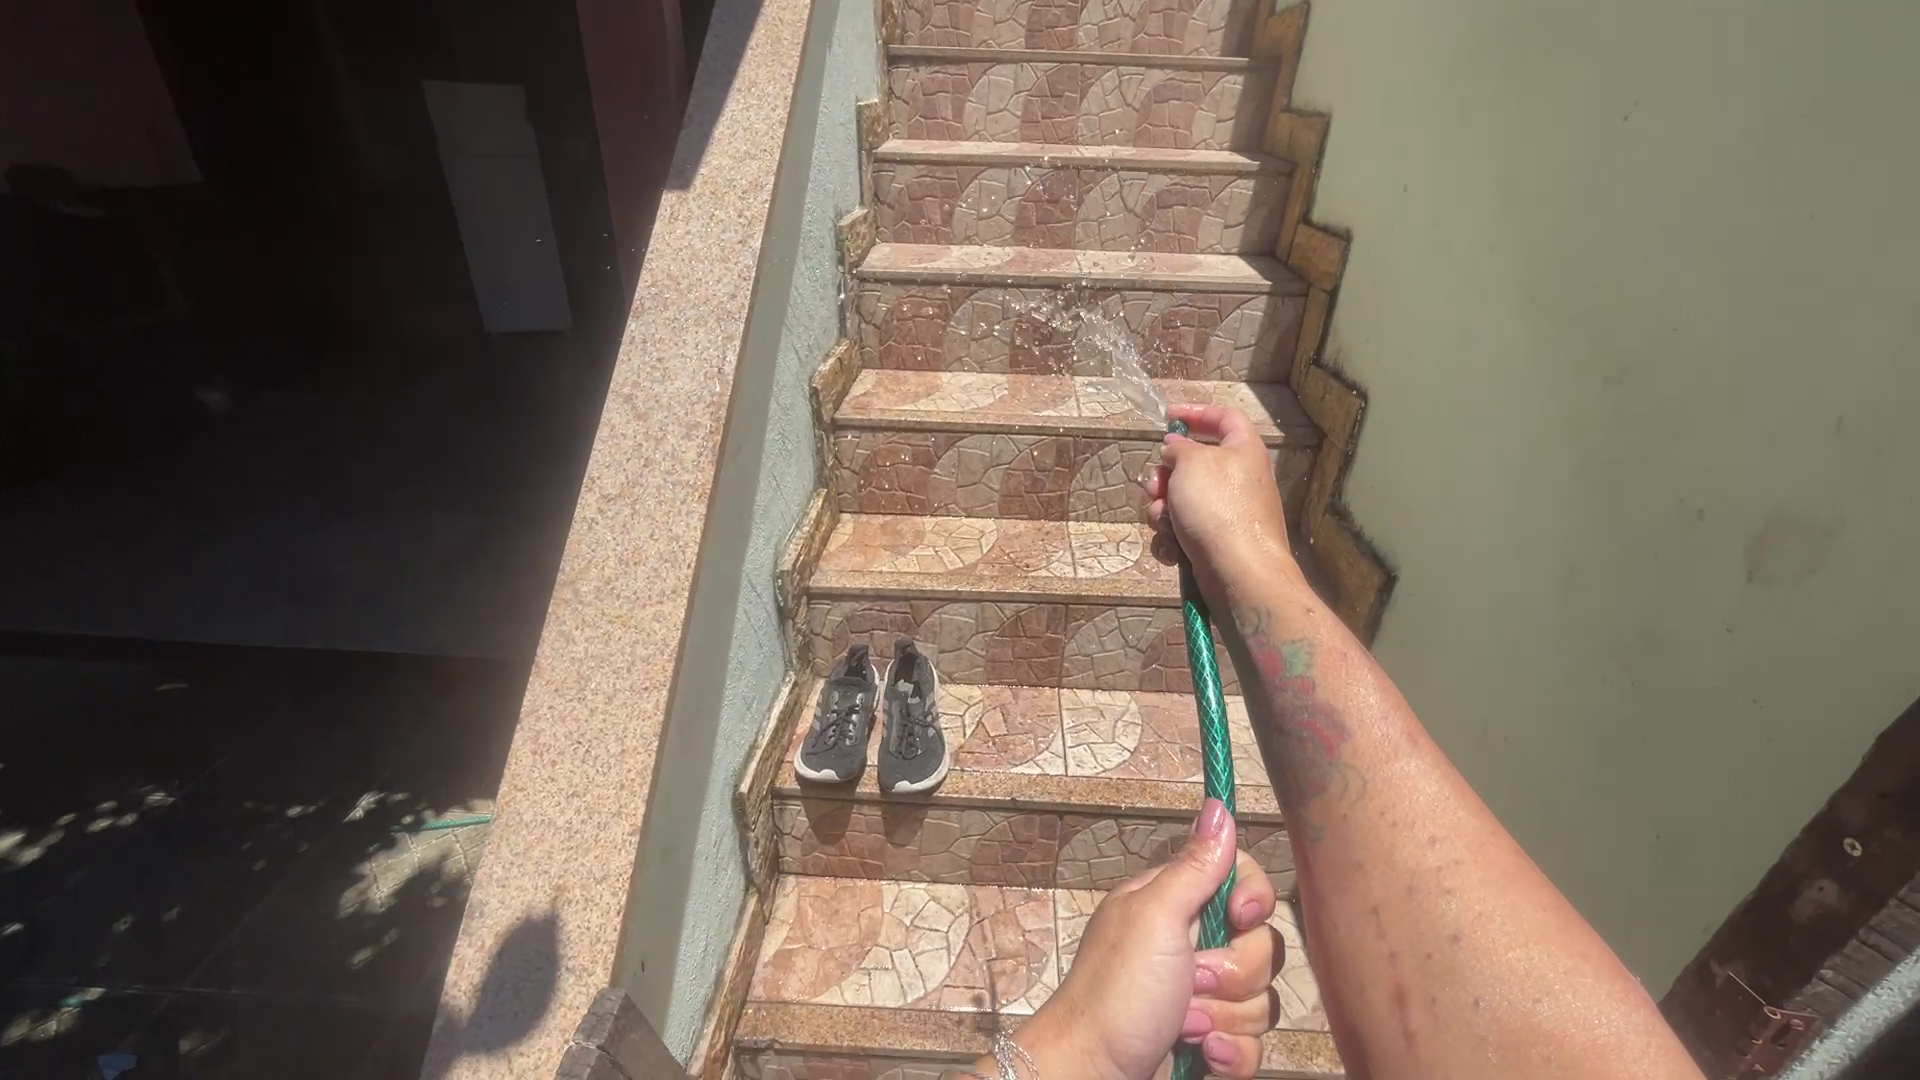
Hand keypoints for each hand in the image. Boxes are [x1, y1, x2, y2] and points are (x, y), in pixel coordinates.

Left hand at [1013, 801, 1286, 1079]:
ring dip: (1227, 1017)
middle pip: (1261, 943)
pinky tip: (1203, 1055)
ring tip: (1185, 1024)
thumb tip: (1218, 806)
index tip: (1238, 916)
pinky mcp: (1212, 1036)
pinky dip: (1231, 1054)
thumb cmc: (1117, 989)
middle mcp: (1193, 941)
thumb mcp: (1155, 916)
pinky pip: (1254, 1042)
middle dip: (1233, 972)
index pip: (1241, 877)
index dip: (1251, 897)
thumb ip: (1194, 867)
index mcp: (1176, 901)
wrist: (1096, 1073)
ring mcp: (1204, 991)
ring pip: (1262, 996)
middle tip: (1190, 981)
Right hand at [1141, 404, 1298, 601]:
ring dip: (1162, 511)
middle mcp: (1237, 479)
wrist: (1239, 570)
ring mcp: (1226, 513)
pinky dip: (1171, 538)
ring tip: (1164, 522)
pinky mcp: (1214, 542)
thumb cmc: (1218, 506)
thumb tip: (1174, 448)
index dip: (1196, 413)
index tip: (1167, 417)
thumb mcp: (1191, 464)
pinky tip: (1171, 549)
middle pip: (1191, 465)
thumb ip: (1178, 449)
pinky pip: (1182, 531)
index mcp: (1242, 450)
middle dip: (1164, 477)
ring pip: (1180, 501)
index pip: (1224, 417)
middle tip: (1154, 487)